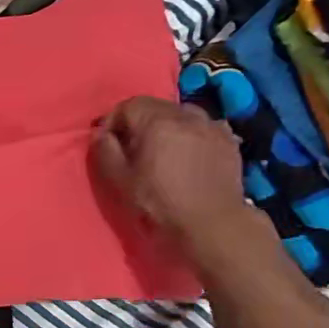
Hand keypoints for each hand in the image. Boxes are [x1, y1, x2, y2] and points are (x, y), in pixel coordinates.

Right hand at [95, 96, 259, 254]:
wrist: (210, 222)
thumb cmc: (158, 201)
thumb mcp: (119, 179)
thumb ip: (105, 151)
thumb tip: (99, 133)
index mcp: (156, 122)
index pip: (129, 105)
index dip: (114, 120)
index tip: (109, 142)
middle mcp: (186, 115)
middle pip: (156, 106)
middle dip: (140, 121)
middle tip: (133, 148)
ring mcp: (211, 125)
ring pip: (181, 113)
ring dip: (167, 125)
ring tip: (163, 149)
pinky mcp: (228, 140)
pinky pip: (204, 126)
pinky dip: (191, 133)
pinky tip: (189, 152)